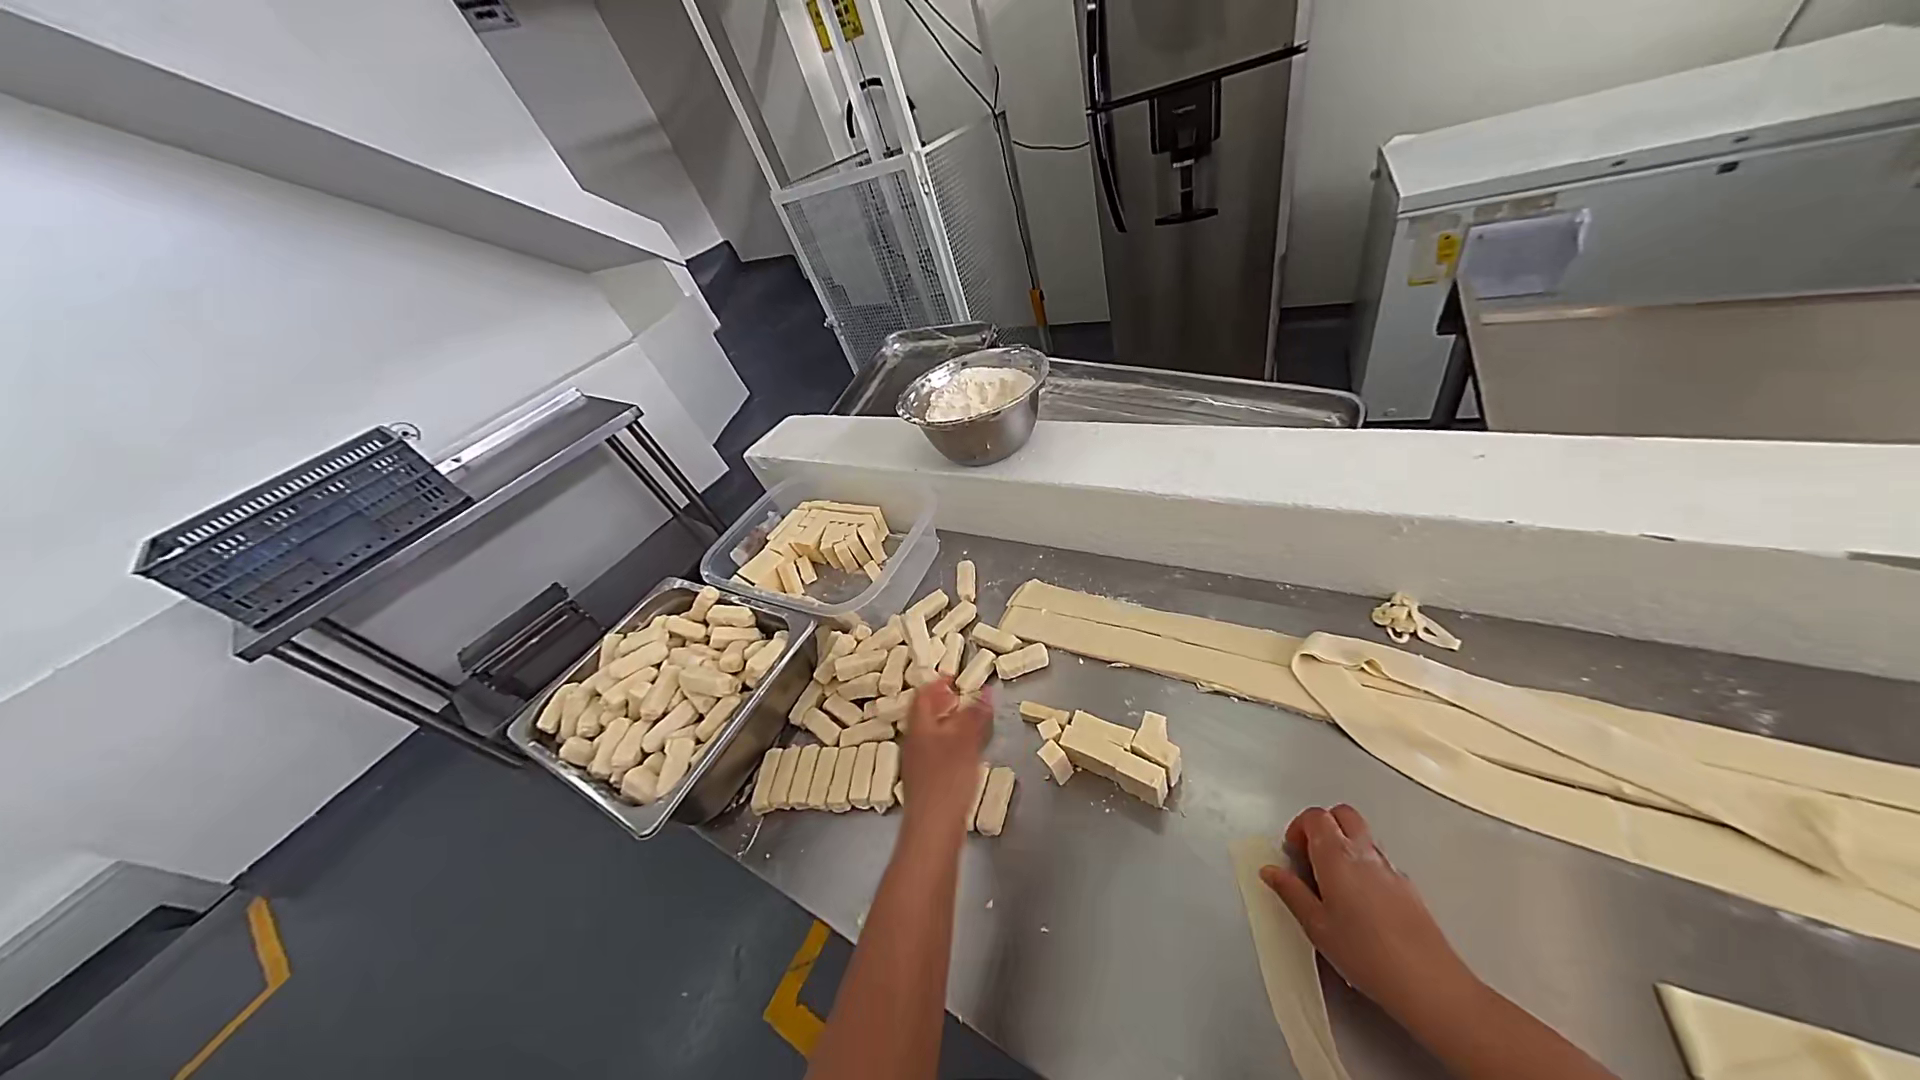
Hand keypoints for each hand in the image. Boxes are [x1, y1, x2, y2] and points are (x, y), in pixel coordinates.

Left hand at [900, 679, 990, 833]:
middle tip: (962, 696)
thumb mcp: (966, 741)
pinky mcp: (926, 781)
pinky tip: (966, 752)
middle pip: (925, 713)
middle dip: (943, 702)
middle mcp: (913, 742)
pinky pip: (936, 751)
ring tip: (969, 721)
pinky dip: (950, 742)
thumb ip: (975, 714)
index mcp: (919, 727)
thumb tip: (986, 691)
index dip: (937, 682)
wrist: (933, 828)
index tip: (955, 676)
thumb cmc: (947, 779)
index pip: (923, 695)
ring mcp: (917, 763)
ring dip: (948, 722)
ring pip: (931, 733)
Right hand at [1260, 805, 1475, 1017]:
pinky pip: (1380, 861)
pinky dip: (1364, 865)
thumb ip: (1291, 892)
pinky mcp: (1409, 888)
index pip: (1314, 817)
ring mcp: (1391, 869)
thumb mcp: (1315, 926)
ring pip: (1363, 835)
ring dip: (1343, 843)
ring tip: (1332, 879)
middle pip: (1342, 814)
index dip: (1298, 827)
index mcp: (1336, 856)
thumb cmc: (1368, 955)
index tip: (1292, 851)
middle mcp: (1365, 854)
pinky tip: (1359, 900)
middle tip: (1309, 854)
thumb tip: (1272, 873)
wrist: (1430, 984)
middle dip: (1322, 825)